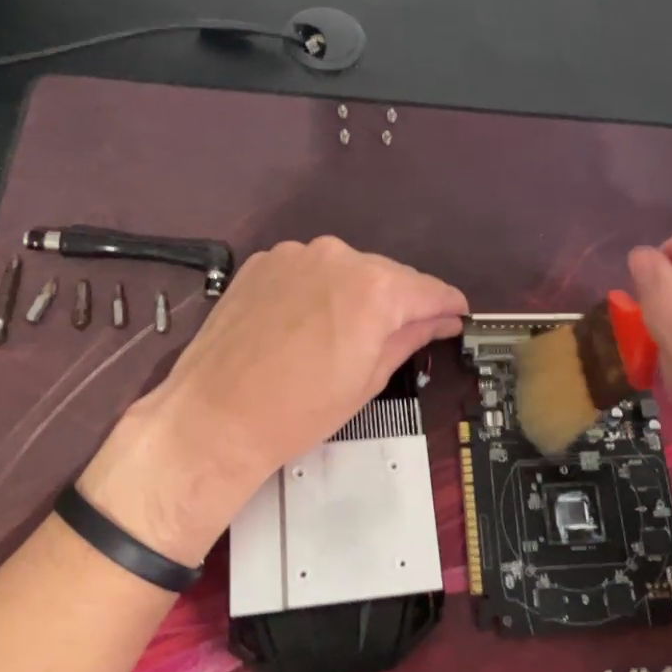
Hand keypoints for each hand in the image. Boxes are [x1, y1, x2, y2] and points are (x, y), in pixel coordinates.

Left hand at [78, 237, 468, 564]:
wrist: (214, 416)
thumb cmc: (299, 410)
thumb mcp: (369, 379)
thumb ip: (410, 338)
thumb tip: (440, 320)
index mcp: (375, 288)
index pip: (430, 290)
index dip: (448, 306)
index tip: (456, 317)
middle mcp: (339, 257)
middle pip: (389, 276)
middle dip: (399, 303)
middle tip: (397, 338)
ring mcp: (296, 255)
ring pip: (347, 270)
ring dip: (356, 295)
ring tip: (342, 336)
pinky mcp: (263, 262)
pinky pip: (309, 270)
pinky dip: (318, 291)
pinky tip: (305, 325)